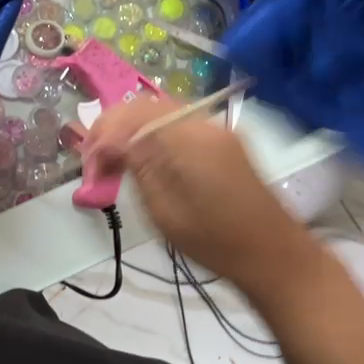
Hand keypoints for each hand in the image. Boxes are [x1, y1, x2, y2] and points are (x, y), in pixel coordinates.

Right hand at [83, 97, 324, 298]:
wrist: (275, 256)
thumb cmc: (214, 240)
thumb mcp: (163, 208)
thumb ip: (136, 165)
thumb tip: (107, 140)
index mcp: (189, 139)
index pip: (130, 116)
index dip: (102, 134)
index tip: (88, 164)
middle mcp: (204, 124)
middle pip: (144, 107)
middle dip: (112, 128)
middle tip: (94, 159)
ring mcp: (217, 130)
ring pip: (158, 113)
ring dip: (129, 130)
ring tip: (113, 160)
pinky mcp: (222, 141)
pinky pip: (176, 124)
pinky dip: (150, 135)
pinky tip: (142, 159)